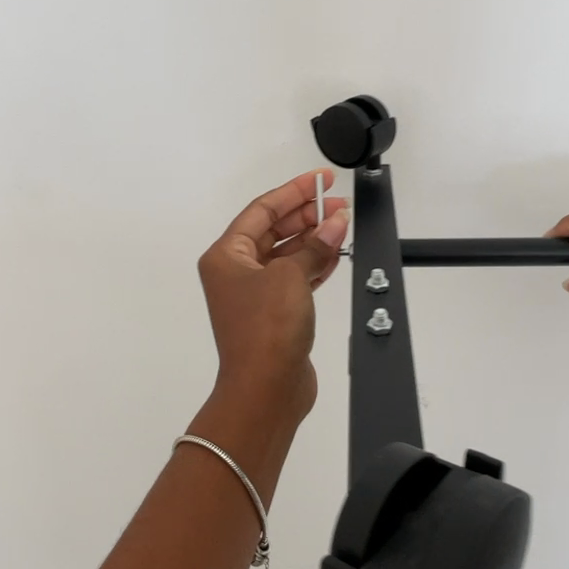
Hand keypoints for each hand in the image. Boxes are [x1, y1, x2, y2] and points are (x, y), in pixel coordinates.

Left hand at [198, 171, 349, 418]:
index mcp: (226, 256)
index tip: (321, 179)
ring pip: (287, 254)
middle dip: (307, 215)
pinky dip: (315, 265)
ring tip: (342, 225)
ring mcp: (255, 294)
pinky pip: (295, 278)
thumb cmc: (266, 330)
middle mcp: (236, 272)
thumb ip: (316, 246)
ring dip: (314, 239)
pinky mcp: (274, 314)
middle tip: (337, 203)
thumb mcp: (291, 276)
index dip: (293, 191)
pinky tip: (336, 254)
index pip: (262, 210)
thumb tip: (335, 223)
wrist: (265, 388)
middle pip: (273, 230)